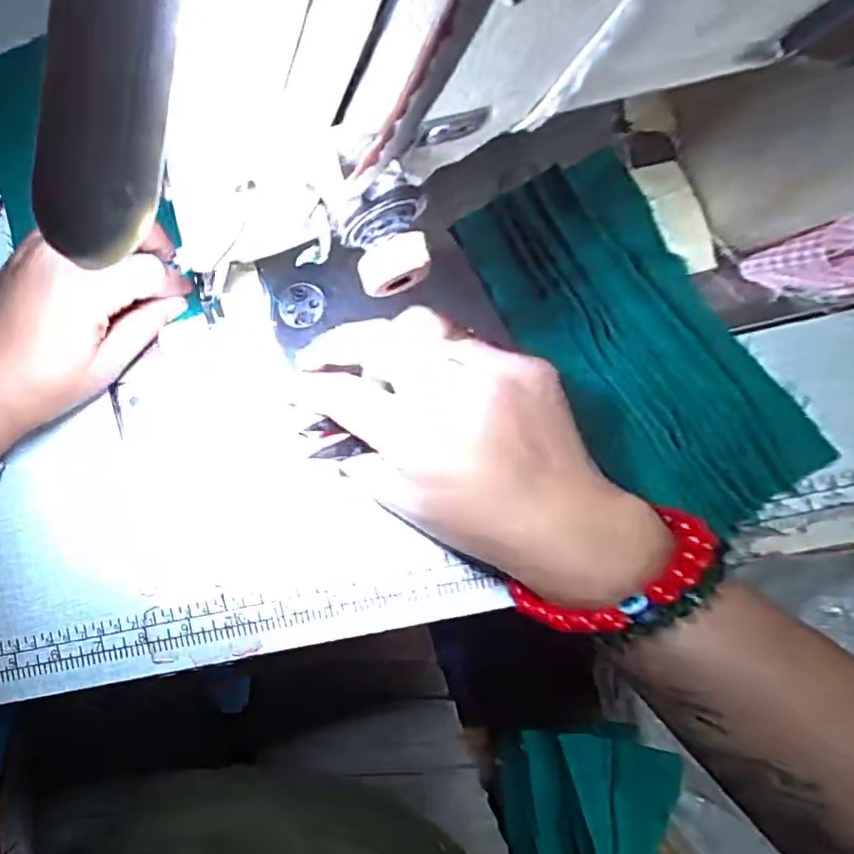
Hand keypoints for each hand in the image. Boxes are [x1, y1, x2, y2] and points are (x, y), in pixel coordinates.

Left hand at [0, 228, 191, 456]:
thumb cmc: (41, 387)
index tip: (183, 293)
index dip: (172, 281)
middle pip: (124, 229)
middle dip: (155, 247)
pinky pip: (73, 234)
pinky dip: (96, 247)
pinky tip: (102, 276)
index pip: (146, 268)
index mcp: (83, 283)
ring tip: (138, 277)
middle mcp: (60, 251)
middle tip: (167, 275)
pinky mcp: (24, 249)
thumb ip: (144, 327)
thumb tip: (173, 304)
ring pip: (99, 226)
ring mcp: (38, 245)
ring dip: (126, 244)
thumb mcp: (104, 366)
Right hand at [289, 307, 671, 606]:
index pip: (347, 395)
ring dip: (387, 344)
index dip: (309, 387)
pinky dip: (438, 359)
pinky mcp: (525, 362)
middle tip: (318, 357)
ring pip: (421, 329)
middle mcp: (454, 395)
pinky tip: (438, 382)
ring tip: (377, 364)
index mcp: (419, 442)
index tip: (290, 384)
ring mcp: (495, 371)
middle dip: (338, 345)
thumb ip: (360, 462)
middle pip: (379, 342)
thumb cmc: (476, 524)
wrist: (564, 520)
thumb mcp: (405, 504)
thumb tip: (329, 432)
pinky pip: (465, 344)